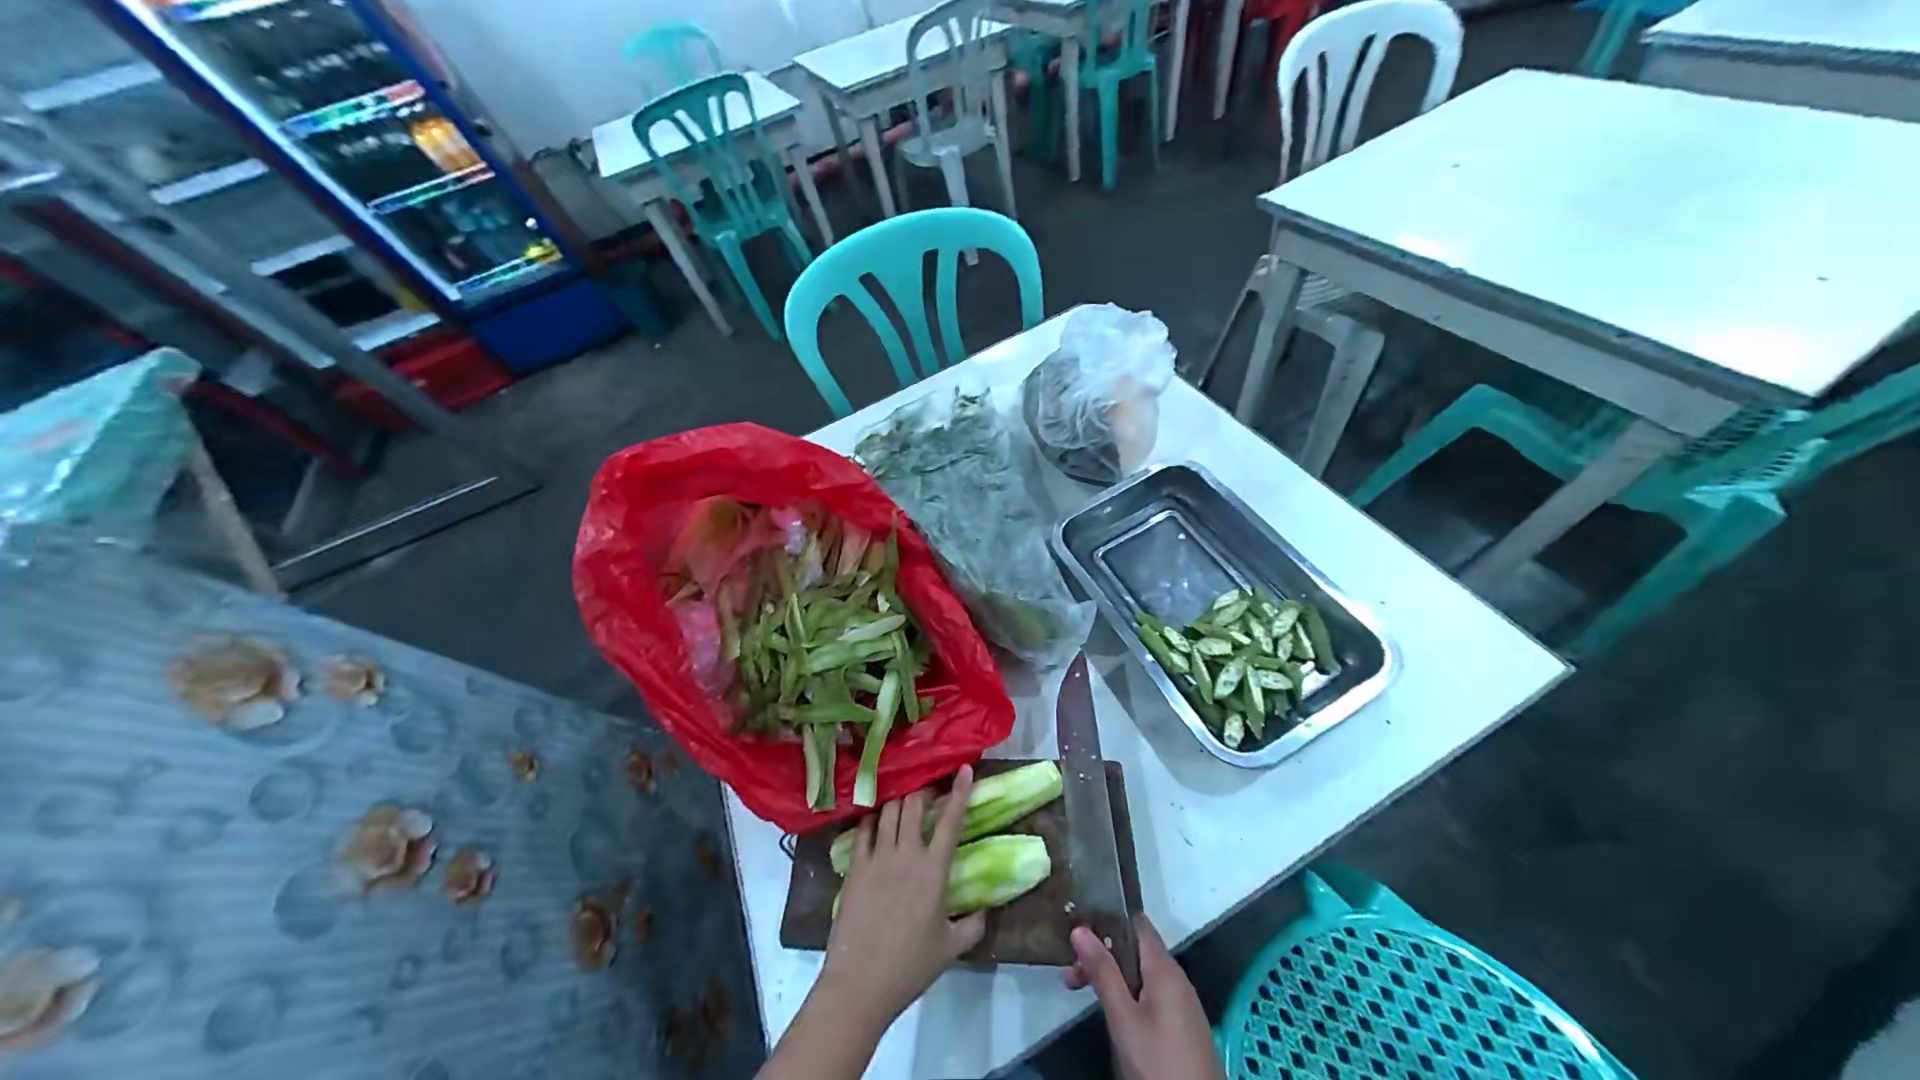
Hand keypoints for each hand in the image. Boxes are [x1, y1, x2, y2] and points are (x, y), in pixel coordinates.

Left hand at [819, 764, 985, 1030]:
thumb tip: (985, 910)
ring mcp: (877, 858)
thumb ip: (973, 925)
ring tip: (905, 794)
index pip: (950, 820)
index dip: (959, 791)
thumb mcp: (950, 948)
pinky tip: (876, 814)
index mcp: (934, 871)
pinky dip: (873, 816)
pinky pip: (864, 829)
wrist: (860, 982)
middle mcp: (906, 854)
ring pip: (889, 811)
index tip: (964, 768)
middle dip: (924, 788)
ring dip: (899, 798)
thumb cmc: (910, 966)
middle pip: (914, 805)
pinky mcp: (855, 866)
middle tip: (931, 783)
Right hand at [1067, 915, 1223, 1079]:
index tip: (1077, 927)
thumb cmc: (1158, 1064)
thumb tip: (1080, 928)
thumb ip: (1103, 972)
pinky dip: (1126, 992)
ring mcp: (1181, 1002)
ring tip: (1081, 989)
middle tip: (1071, 974)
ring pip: (1140, 972)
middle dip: (1102, 953)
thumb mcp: (1123, 1019)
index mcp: (1165, 968)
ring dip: (1111, 975)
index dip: (1107, 918)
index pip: (1136, 923)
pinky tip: (1110, 1008)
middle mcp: (1176, 978)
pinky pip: (1150, 993)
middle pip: (1135, 949)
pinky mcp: (1181, 1025)